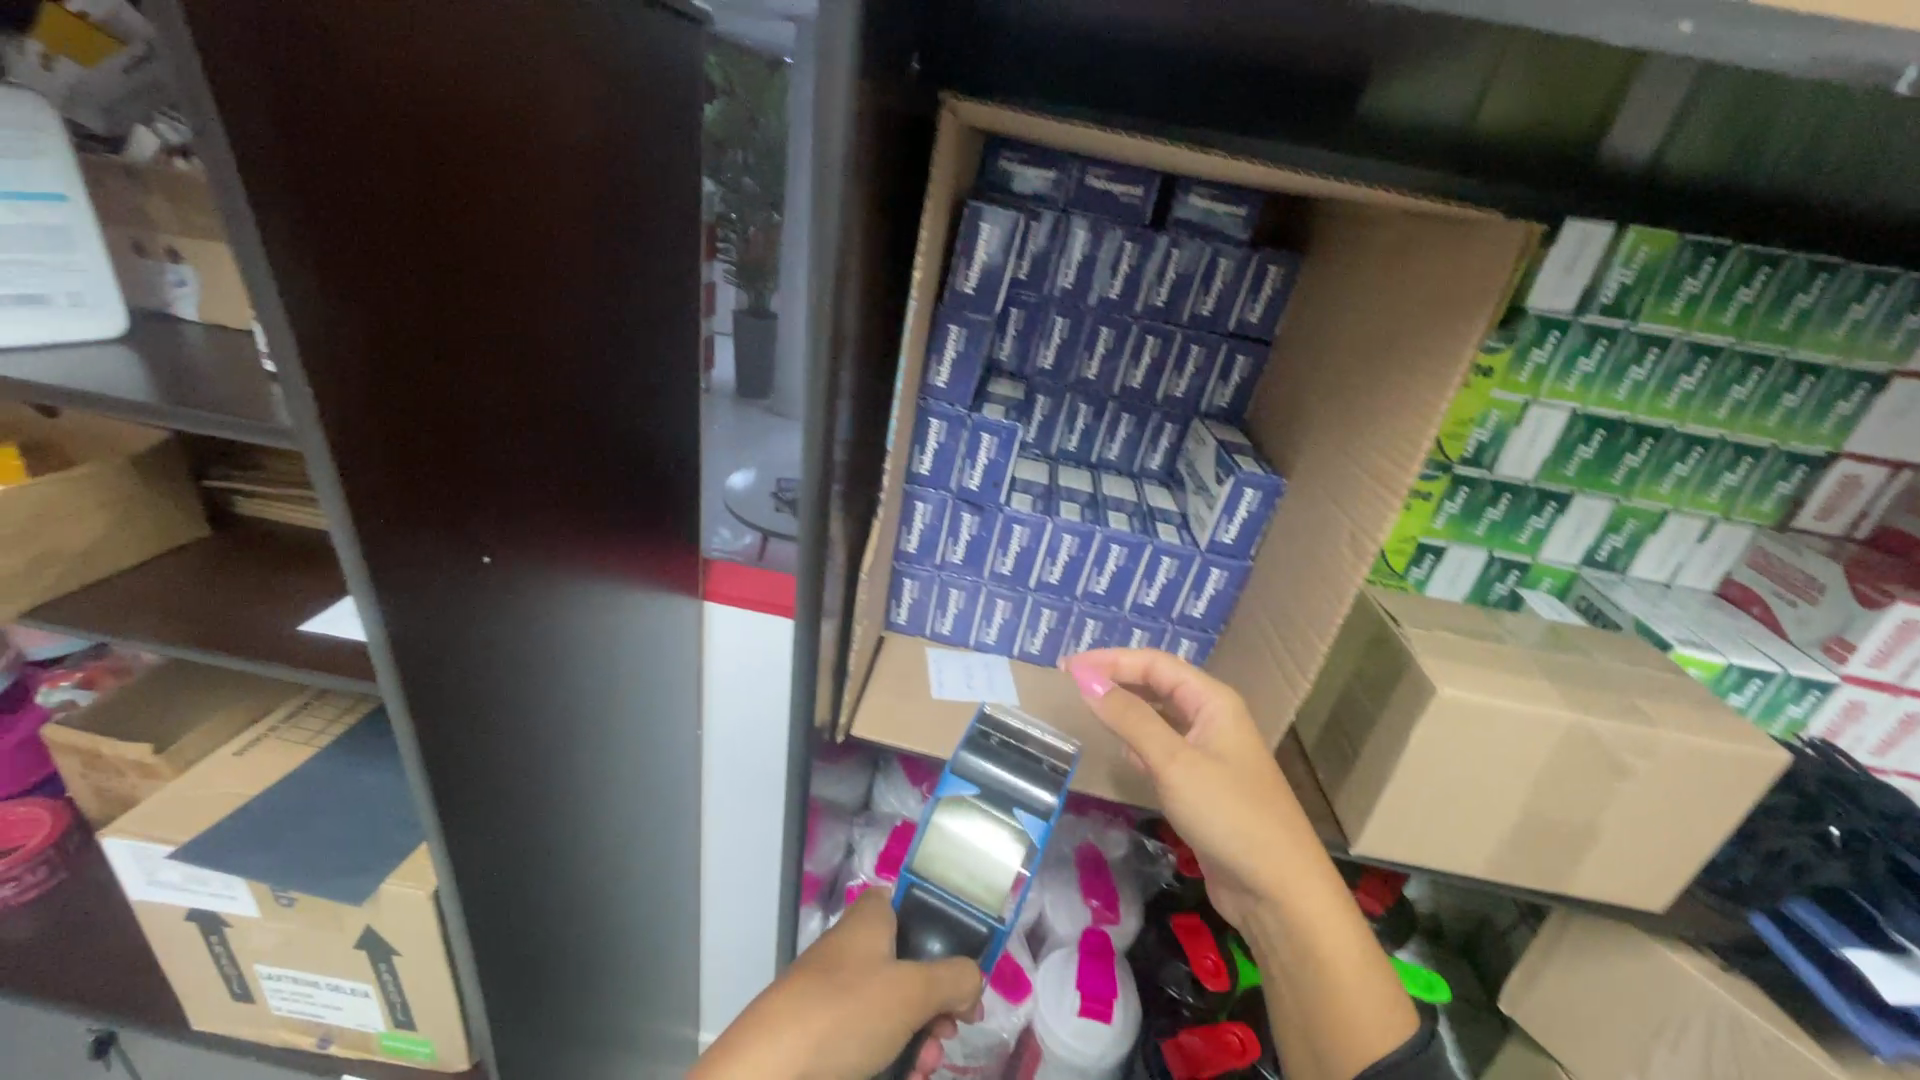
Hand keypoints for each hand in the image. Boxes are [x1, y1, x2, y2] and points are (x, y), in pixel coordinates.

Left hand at [692, 889, 982, 1079]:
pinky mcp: (829, 1034)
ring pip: (898, 1008)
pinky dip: (896, 1055)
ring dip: (923, 1036)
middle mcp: (856, 949)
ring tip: (927, 1063)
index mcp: (871, 919)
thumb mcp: (913, 990)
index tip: (966, 968)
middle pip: (914, 965)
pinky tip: (908, 1073)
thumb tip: (973, 982)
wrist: (768, 1073)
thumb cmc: (844, 1013)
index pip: (913, 904)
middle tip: (954, 1028)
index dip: (946, 932)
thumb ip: (956, 978)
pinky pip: (875, 1038)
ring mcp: (841, 993)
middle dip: (940, 1001)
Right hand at [1063, 648, 1317, 930]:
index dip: (1111, 660)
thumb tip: (1086, 679)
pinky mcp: (1202, 786)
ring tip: (1086, 708)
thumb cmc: (1229, 815)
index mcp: (1213, 701)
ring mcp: (1209, 754)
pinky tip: (1118, 750)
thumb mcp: (1174, 762)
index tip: (1067, 668)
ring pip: (1159, 717)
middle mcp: (1212, 719)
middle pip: (1158, 685)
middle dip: (1116, 679)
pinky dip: (1137, 743)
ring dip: (1125, 709)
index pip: (1155, 664)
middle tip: (1070, 684)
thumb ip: (1129, 718)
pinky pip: (1162, 750)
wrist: (1277, 889)